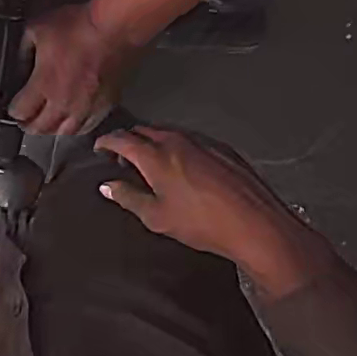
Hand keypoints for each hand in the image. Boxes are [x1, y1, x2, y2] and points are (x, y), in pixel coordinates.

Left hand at [8, 3, 139, 134]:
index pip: (20, 112)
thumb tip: (19, 66)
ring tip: (47, 123)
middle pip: (40, 128)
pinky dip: (75, 128)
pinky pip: (87, 127)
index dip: (14, 110)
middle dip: (29, 125)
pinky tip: (71, 122)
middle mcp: (63, 103)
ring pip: (64, 133)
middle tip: (25, 120)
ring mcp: (86, 108)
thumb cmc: (76, 27)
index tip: (13, 106)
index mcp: (43, 85)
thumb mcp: (36, 29)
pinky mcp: (105, 106)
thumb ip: (23, 51)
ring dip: (52, 130)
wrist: (114, 29)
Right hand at [95, 126, 333, 295]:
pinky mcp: (221, 147)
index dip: (106, 142)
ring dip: (153, 142)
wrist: (256, 224)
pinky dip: (177, 147)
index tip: (100, 149)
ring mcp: (201, 141)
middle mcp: (176, 140)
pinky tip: (183, 168)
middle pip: (143, 130)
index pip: (121, 138)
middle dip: (129, 141)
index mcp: (155, 155)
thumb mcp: (157, 217)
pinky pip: (190, 139)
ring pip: (167, 133)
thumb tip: (107, 185)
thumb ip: (128, 197)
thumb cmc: (203, 223)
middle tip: (123, 160)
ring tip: (152, 164)